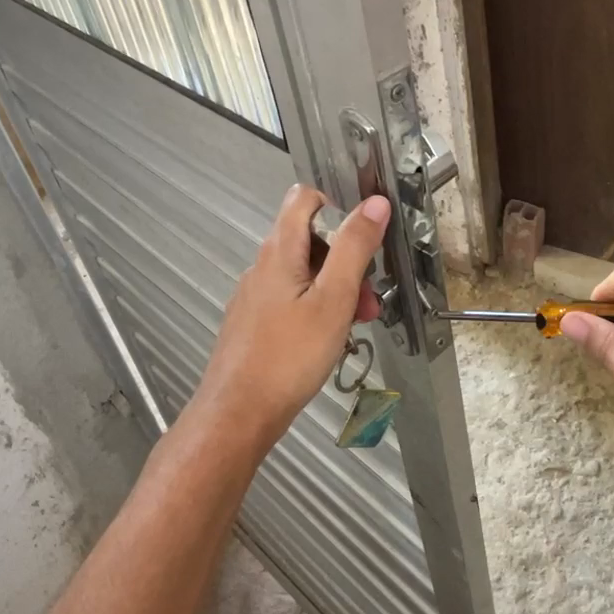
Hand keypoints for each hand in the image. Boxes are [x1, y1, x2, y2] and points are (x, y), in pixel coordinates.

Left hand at [185, 185, 389, 452]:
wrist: (238, 415)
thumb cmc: (290, 355)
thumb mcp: (334, 299)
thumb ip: (354, 247)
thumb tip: (375, 202)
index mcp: (279, 251)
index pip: (304, 199)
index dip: (338, 209)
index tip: (361, 242)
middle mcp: (262, 266)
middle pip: (309, 240)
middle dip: (346, 260)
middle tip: (368, 298)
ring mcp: (255, 296)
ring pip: (304, 274)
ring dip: (336, 289)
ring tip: (356, 324)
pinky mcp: (254, 323)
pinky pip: (292, 300)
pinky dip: (317, 309)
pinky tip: (329, 341)